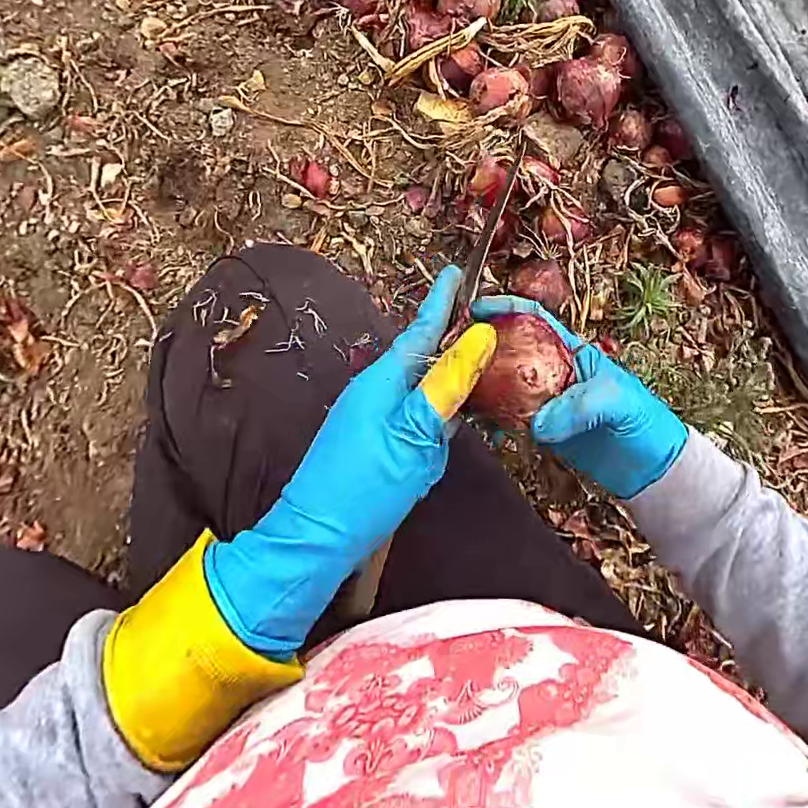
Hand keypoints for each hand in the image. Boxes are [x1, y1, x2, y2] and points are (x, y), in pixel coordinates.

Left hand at [204, 267, 495, 655]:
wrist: (316, 536)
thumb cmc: (366, 485)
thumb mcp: (415, 435)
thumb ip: (447, 386)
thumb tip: (480, 338)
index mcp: (384, 379)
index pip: (421, 330)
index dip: (442, 302)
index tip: (454, 272)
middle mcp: (377, 390)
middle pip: (424, 359)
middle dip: (454, 349)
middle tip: (491, 339)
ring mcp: (373, 416)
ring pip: (422, 393)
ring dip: (448, 394)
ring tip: (481, 390)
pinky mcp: (375, 442)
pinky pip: (414, 422)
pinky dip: (435, 427)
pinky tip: (446, 440)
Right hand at [469, 296, 688, 498]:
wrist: (652, 469)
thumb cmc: (643, 423)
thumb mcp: (618, 402)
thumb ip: (579, 406)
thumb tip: (538, 424)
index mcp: (569, 349)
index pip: (533, 317)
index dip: (504, 307)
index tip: (475, 307)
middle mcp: (550, 368)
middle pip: (507, 347)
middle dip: (480, 346)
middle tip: (452, 352)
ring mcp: (542, 397)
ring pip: (500, 382)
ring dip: (479, 384)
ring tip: (457, 389)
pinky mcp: (537, 426)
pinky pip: (506, 415)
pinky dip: (490, 419)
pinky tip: (480, 424)